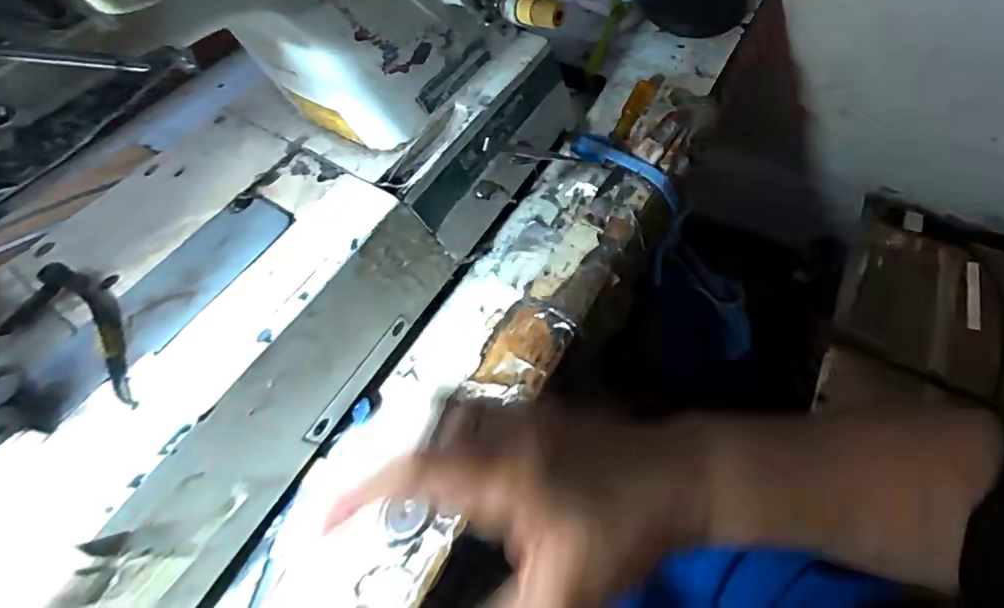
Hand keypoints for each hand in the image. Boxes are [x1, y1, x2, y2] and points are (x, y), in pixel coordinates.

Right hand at [325, 401, 704, 607]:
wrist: (682, 474)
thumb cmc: (624, 526)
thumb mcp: (560, 591)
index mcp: (502, 470)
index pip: (415, 470)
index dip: (361, 492)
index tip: (321, 521)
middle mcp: (513, 430)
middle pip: (433, 423)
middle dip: (392, 456)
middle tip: (365, 499)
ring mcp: (538, 415)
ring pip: (463, 413)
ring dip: (429, 442)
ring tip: (407, 488)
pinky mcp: (557, 415)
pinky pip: (493, 414)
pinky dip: (464, 434)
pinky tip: (471, 469)